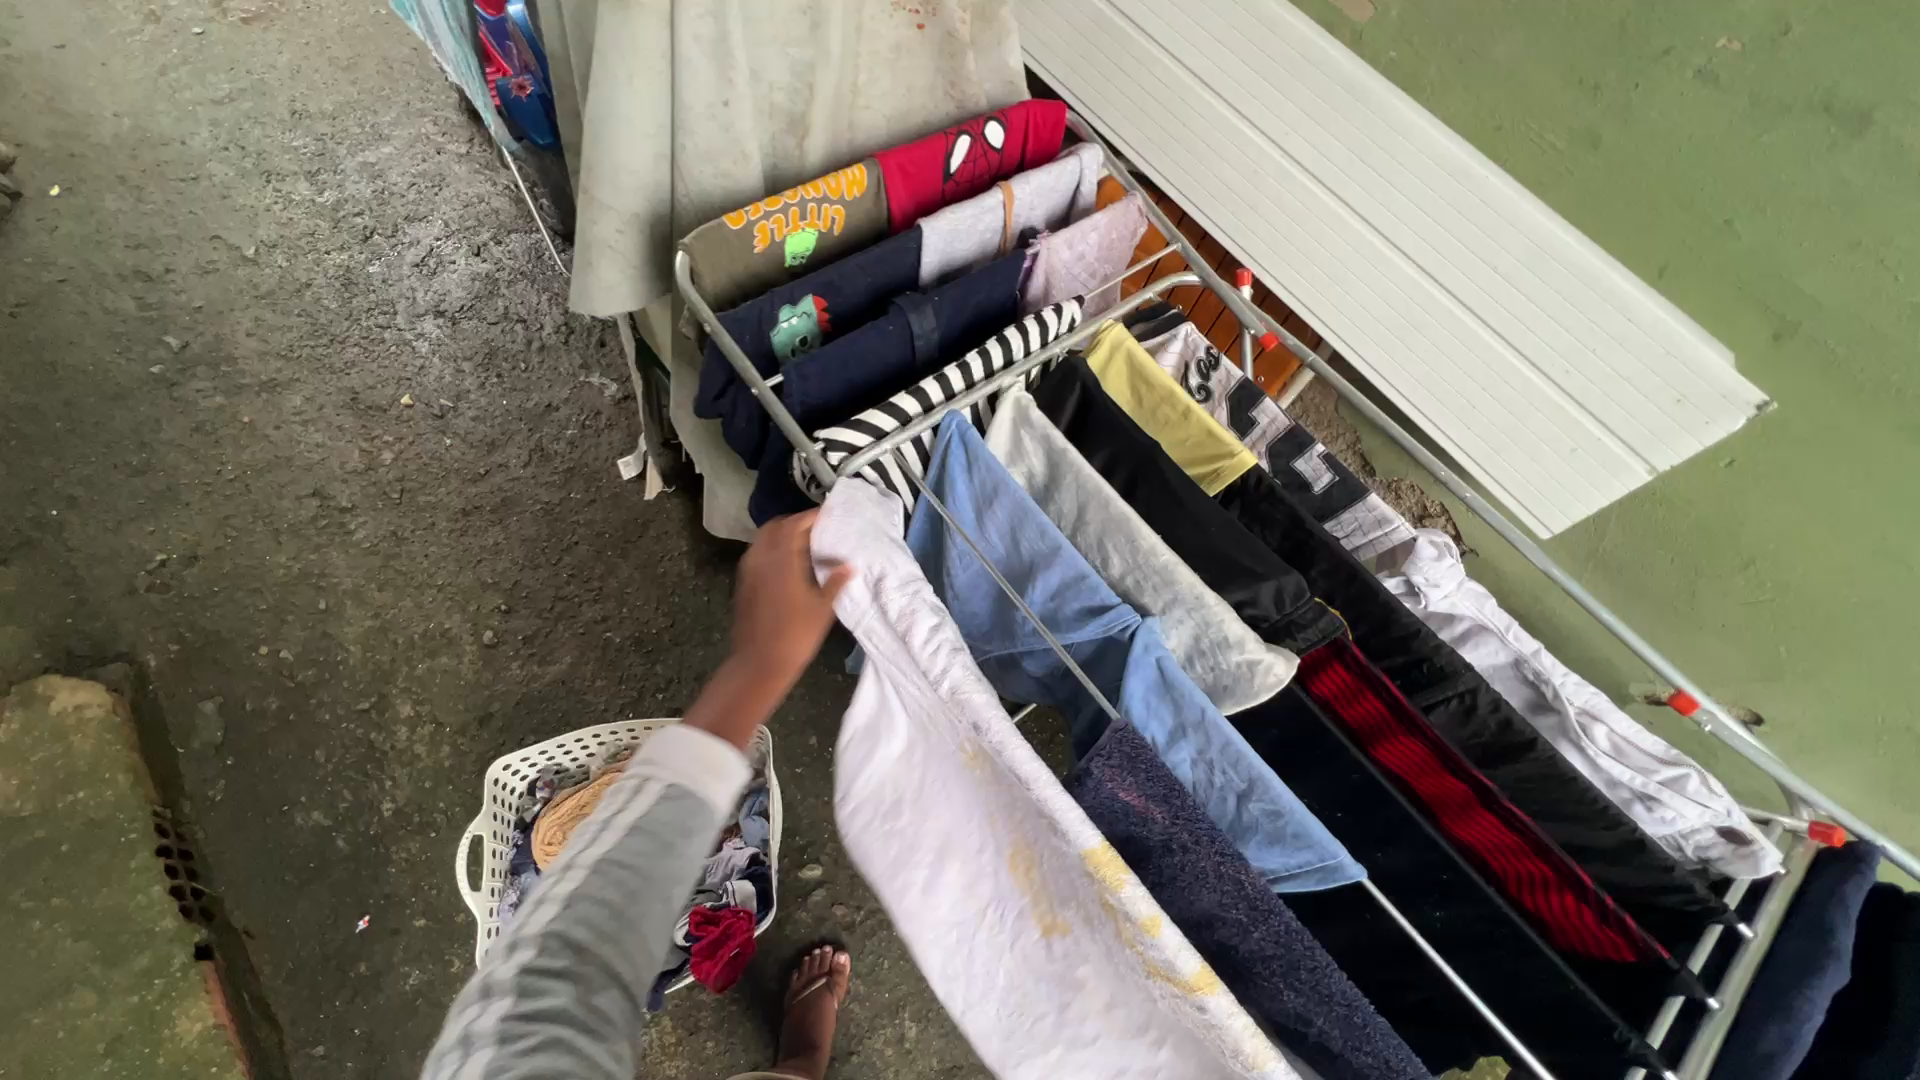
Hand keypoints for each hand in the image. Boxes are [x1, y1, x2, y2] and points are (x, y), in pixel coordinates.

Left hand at [730, 510, 853, 695]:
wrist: (758, 663)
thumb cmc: (796, 635)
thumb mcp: (823, 609)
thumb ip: (835, 582)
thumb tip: (848, 565)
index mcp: (781, 560)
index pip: (794, 525)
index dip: (811, 516)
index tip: (828, 514)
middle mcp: (761, 559)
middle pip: (774, 527)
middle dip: (794, 523)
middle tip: (816, 528)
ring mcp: (748, 571)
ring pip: (763, 540)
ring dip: (781, 536)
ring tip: (804, 545)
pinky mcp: (743, 584)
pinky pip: (757, 555)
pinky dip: (772, 550)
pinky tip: (788, 566)